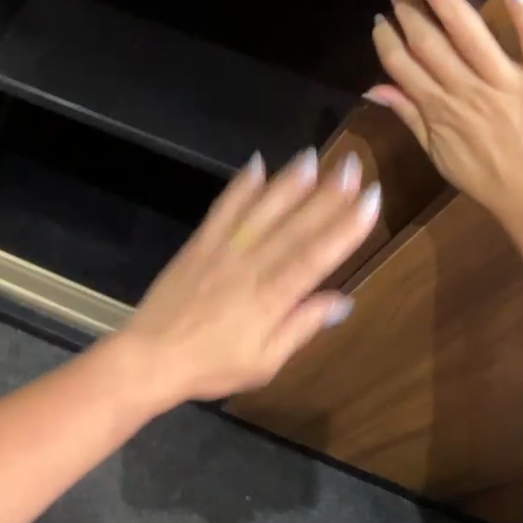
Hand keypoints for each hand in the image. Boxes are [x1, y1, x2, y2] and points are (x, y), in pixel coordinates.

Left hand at [106, 149, 379, 408]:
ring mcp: (222, 249)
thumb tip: (343, 299)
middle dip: (327, 194)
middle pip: (294, 225)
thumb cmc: (212, 365)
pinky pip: (223, 208)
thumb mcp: (265, 362)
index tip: (371, 199)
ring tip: (312, 157)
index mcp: (271, 297)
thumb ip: (302, 326)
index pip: (316, 255)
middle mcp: (249, 265)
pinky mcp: (199, 242)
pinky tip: (257, 164)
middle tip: (353, 165)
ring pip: (260, 210)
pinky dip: (241, 186)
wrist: (151, 355)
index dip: (346, 226)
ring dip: (288, 182)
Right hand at [367, 0, 522, 235]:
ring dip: (446, 1)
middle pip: (430, 42)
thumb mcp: (440, 155)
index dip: (387, 37)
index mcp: (439, 110)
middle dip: (409, 11)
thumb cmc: (492, 183)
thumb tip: (373, 89)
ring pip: (471, 34)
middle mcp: (467, 91)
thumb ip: (409, 117)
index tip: (380, 17)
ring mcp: (509, 84)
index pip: (402, 64)